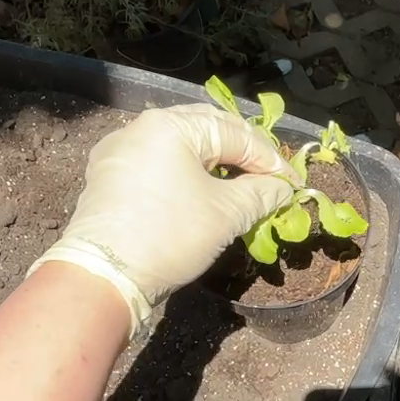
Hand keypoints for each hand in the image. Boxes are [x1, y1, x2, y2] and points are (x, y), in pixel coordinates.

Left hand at [31, 104, 295, 336]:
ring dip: (216, 161)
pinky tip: (202, 190)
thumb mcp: (226, 215)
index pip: (237, 134)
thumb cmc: (171, 236)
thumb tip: (281, 188)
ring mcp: (121, 148)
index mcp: (173, 126)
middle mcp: (143, 126)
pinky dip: (188, 171)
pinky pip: (159, 160)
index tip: (294, 184)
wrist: (106, 274)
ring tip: (240, 183)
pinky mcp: (110, 174)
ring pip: (182, 144)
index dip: (271, 160)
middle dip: (243, 152)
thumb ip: (260, 194)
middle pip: (207, 129)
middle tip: (270, 176)